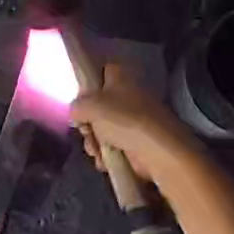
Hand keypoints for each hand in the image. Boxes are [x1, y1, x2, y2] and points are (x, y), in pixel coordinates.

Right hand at [69, 63, 198, 184]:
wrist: (157, 150)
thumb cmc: (123, 119)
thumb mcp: (90, 106)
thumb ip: (76, 106)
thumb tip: (77, 113)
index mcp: (120, 77)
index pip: (99, 72)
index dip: (86, 86)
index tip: (79, 101)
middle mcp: (127, 95)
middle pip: (97, 106)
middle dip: (87, 123)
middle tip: (86, 130)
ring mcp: (132, 119)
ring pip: (102, 128)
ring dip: (94, 142)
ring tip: (97, 150)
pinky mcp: (135, 141)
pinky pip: (112, 145)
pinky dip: (106, 154)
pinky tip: (104, 161)